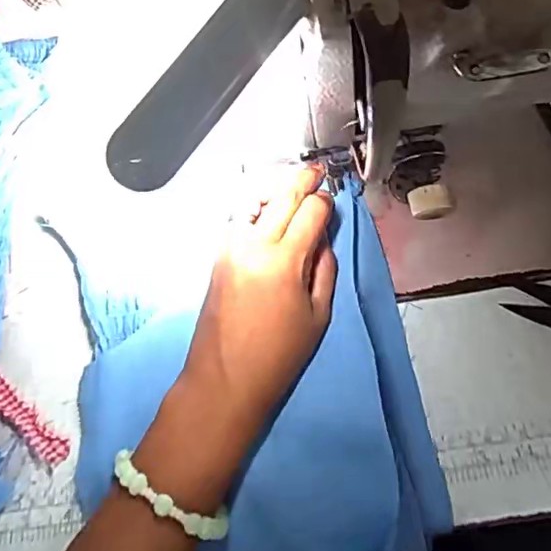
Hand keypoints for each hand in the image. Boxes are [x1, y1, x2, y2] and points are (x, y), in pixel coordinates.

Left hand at [179, 166, 338, 443]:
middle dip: (303, 180)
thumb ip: (324, 269)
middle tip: (317, 170)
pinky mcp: (217, 256)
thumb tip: (322, 239)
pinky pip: (238, 218)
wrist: (223, 380)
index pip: (310, 212)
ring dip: (275, 188)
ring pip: (254, 200)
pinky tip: (266, 208)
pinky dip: (254, 206)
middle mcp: (254, 245)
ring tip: (291, 183)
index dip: (325, 202)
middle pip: (282, 197)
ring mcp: (230, 248)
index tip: (332, 200)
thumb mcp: (317, 315)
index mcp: (284, 261)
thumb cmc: (278, 355)